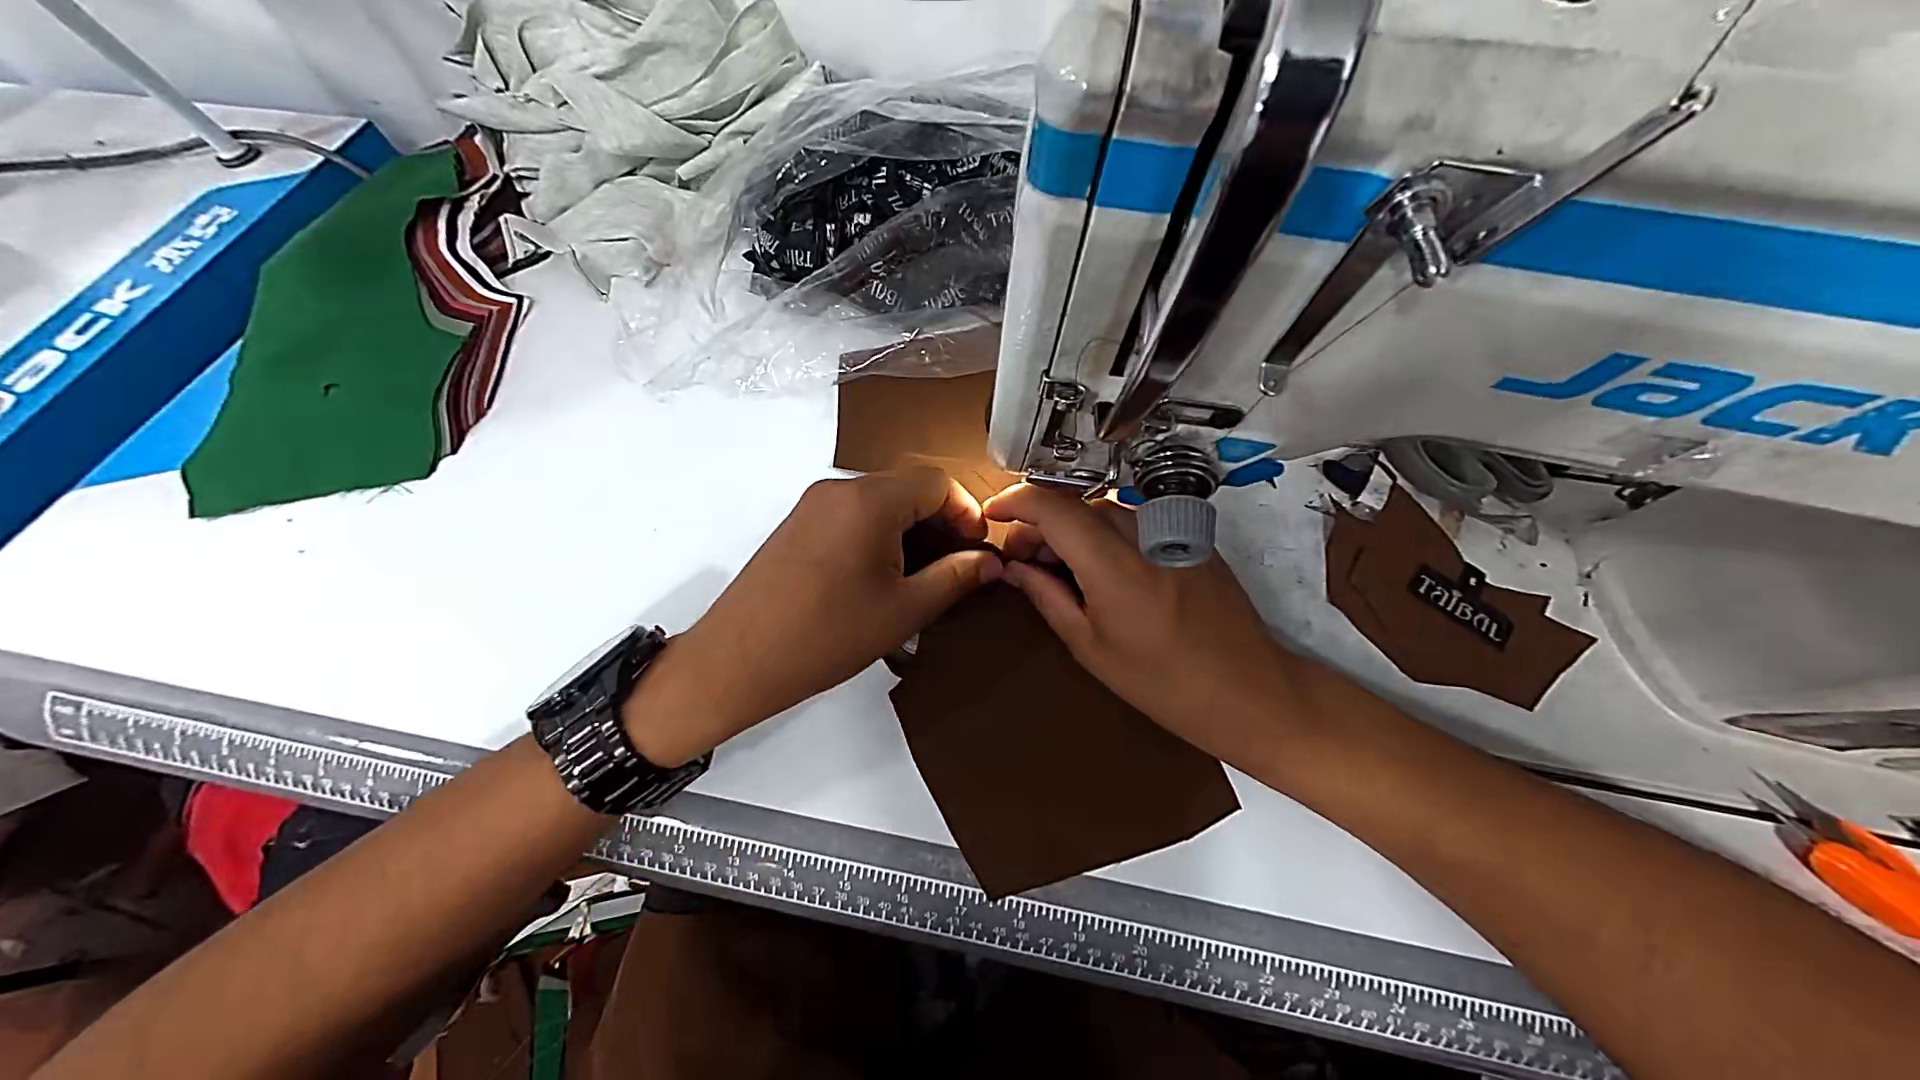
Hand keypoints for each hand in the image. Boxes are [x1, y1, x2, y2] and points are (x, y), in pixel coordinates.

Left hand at [623, 468, 1003, 764]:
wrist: (737, 662)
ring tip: (923, 578)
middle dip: (941, 523)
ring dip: (910, 531)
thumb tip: (987, 562)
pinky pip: (852, 516)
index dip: (967, 513)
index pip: (938, 482)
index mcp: (868, 501)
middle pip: (908, 487)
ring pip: (880, 502)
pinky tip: (884, 578)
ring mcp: (813, 505)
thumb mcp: (903, 611)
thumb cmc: (820, 638)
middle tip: (956, 566)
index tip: (977, 549)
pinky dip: (879, 536)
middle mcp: (838, 490)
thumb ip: (955, 577)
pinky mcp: (798, 525)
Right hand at [982, 484, 1302, 761]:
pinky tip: (1101, 568)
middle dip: (1041, 523)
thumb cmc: (1167, 683)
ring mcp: (1173, 532)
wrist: (1247, 691)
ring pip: (1104, 509)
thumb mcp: (1091, 646)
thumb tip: (1016, 567)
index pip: (1052, 507)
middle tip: (1025, 560)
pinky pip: (1135, 519)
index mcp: (1115, 567)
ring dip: (1073, 528)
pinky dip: (1105, 533)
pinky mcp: (1191, 536)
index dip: (1015, 502)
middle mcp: (1145, 536)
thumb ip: (1047, 596)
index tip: (996, 515)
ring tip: (1062, 569)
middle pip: (1076, 504)